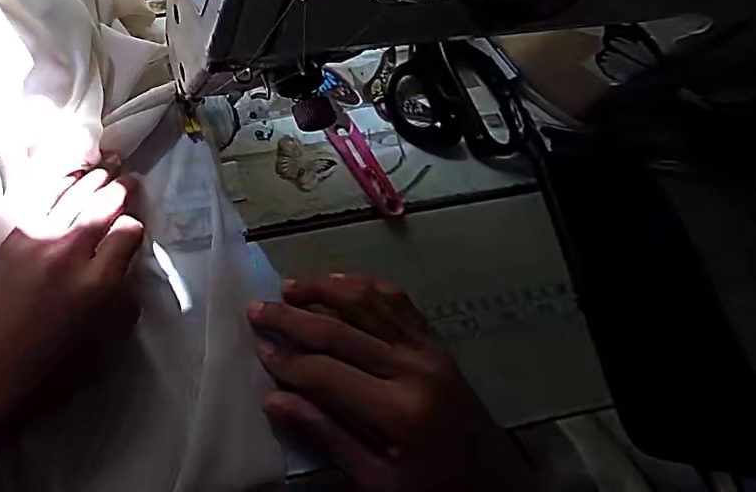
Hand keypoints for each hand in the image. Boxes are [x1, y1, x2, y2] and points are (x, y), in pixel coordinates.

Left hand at [0, 167, 145, 416]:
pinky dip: (63, 178)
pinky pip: (45, 194)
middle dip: (122, 188)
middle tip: (130, 179)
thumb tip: (127, 268)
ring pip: (76, 192)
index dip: (135, 226)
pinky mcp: (16, 233)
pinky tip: (73, 171)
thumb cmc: (47, 370)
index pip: (127, 233)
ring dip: (96, 175)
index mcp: (96, 284)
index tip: (135, 226)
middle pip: (104, 204)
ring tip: (110, 163)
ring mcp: (40, 237)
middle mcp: (70, 252)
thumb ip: (121, 302)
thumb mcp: (101, 347)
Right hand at [250, 274, 541, 491]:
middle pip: (338, 329)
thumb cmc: (434, 490)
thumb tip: (273, 398)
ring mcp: (426, 347)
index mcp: (400, 412)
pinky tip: (336, 285)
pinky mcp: (434, 338)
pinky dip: (360, 285)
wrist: (498, 487)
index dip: (287, 362)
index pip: (326, 373)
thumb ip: (326, 435)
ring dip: (322, 288)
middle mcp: (412, 368)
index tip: (259, 350)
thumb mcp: (378, 482)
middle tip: (257, 309)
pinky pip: (393, 298)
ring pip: (365, 299)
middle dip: (291, 319)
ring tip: (290, 288)